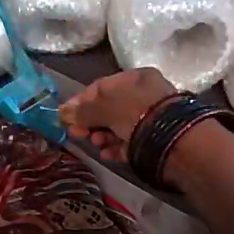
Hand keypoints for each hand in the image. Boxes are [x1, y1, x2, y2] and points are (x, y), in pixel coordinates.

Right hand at [59, 67, 178, 162]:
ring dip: (102, 136)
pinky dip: (115, 148)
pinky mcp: (153, 140)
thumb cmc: (134, 112)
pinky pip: (128, 142)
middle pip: (109, 108)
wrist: (170, 139)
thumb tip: (62, 112)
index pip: (101, 87)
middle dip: (91, 122)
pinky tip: (106, 154)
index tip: (67, 115)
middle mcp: (144, 95)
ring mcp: (150, 118)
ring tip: (95, 144)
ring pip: (118, 127)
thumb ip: (82, 111)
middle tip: (77, 134)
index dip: (81, 101)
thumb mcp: (104, 107)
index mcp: (134, 78)